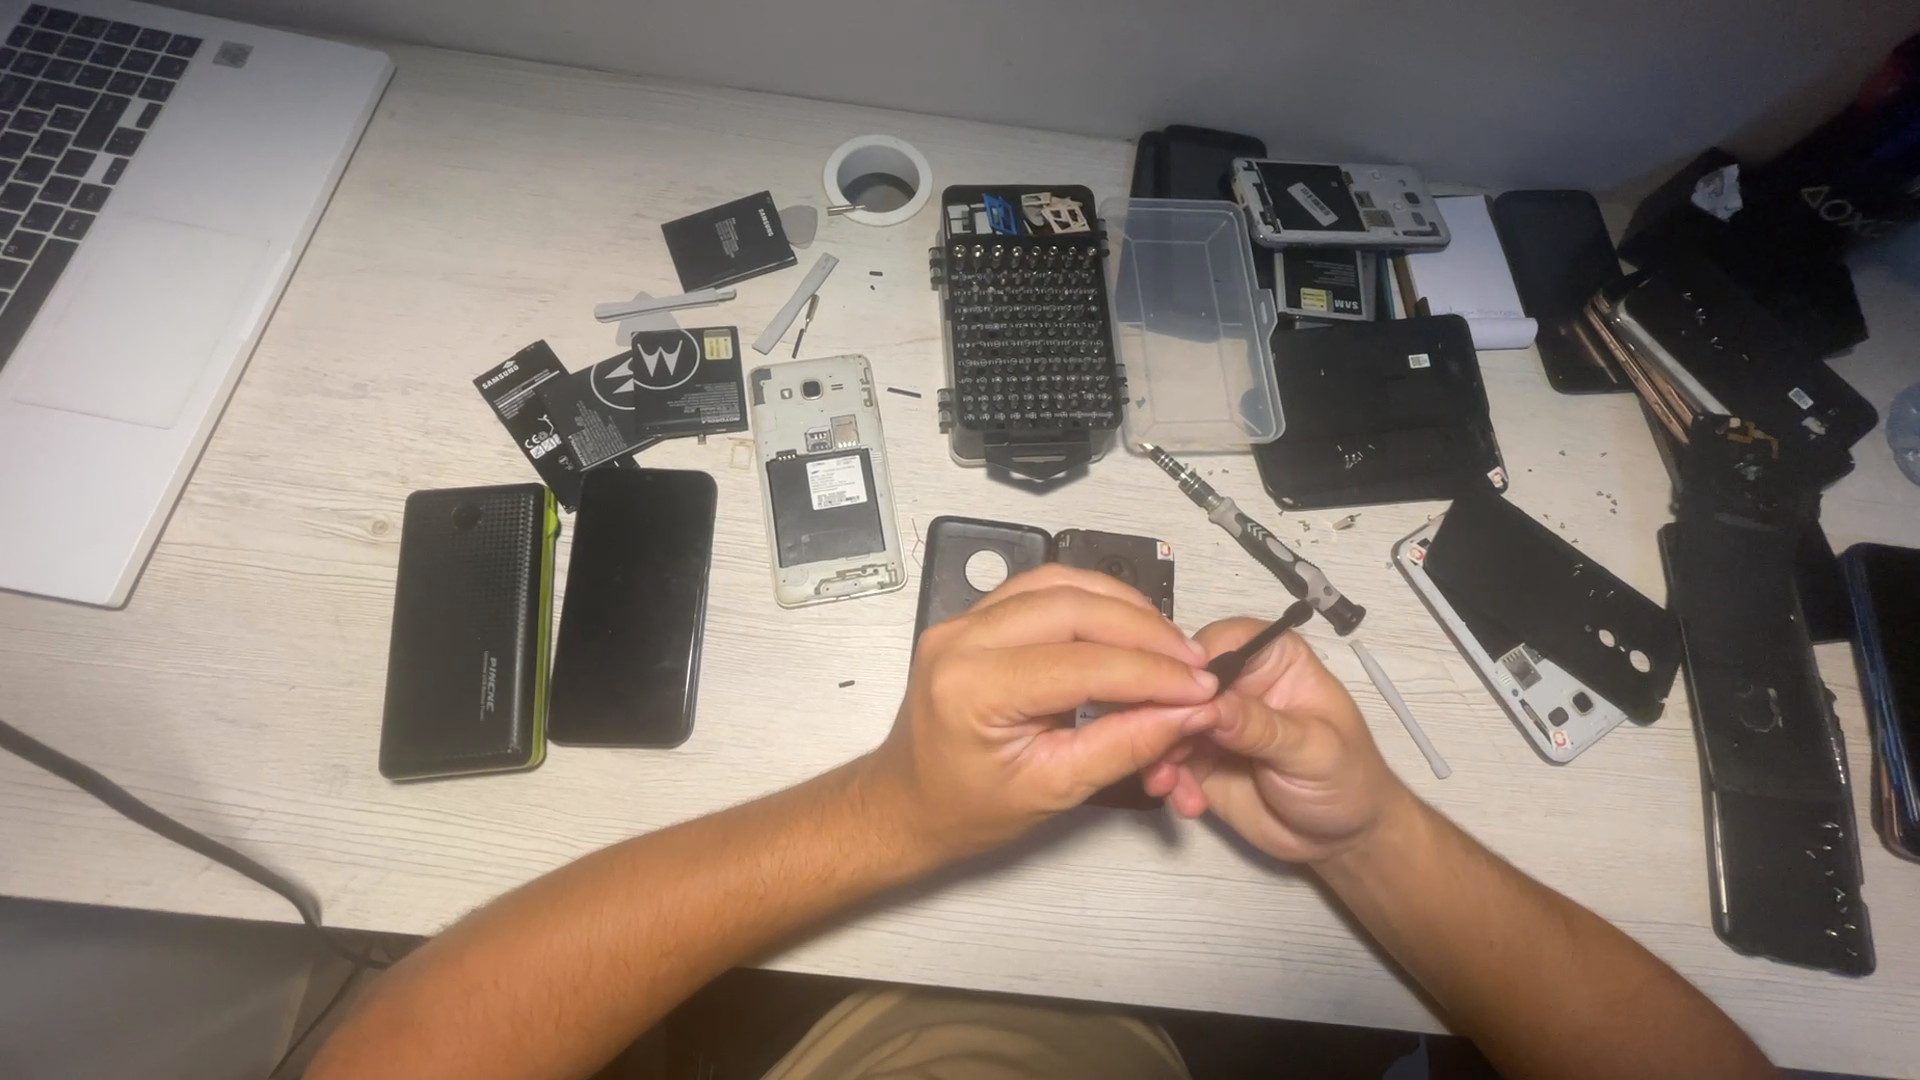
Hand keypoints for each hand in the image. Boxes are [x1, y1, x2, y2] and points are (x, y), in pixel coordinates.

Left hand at [867, 564, 1220, 860]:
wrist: (908, 799)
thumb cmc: (967, 807)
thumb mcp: (1053, 789)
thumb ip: (1125, 744)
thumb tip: (1189, 711)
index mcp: (972, 688)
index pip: (1081, 663)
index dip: (1150, 673)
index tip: (1200, 686)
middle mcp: (960, 639)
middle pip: (1070, 606)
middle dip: (1142, 630)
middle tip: (1190, 660)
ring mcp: (961, 620)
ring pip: (1057, 582)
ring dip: (1119, 603)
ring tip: (1166, 639)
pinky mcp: (972, 616)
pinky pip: (1039, 587)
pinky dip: (1089, 597)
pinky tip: (1123, 621)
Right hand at [1142, 618, 1409, 863]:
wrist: (1341, 842)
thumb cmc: (1346, 782)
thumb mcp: (1314, 751)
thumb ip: (1262, 727)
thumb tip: (1210, 705)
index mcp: (1271, 660)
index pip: (1221, 641)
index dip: (1194, 664)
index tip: (1178, 695)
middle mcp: (1233, 682)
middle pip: (1179, 677)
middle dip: (1162, 712)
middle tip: (1160, 746)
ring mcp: (1209, 719)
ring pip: (1160, 717)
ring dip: (1157, 750)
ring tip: (1169, 784)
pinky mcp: (1193, 754)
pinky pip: (1161, 755)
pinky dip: (1164, 777)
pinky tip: (1187, 801)